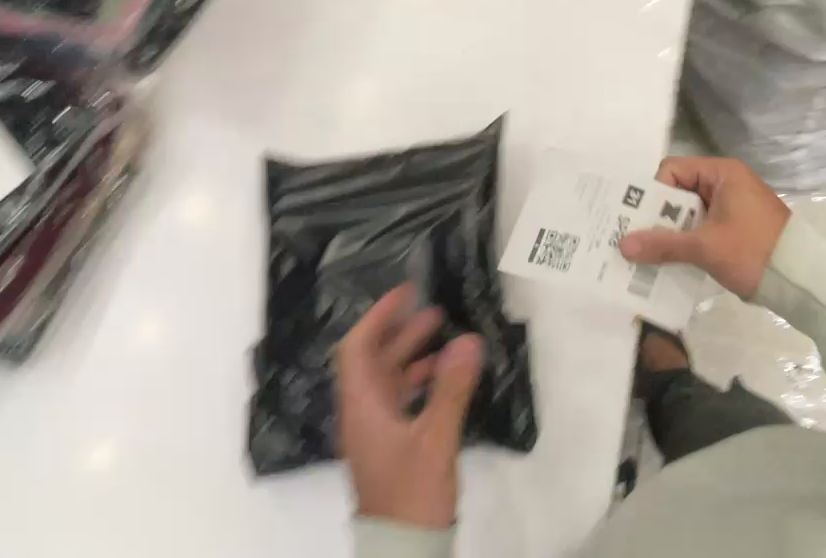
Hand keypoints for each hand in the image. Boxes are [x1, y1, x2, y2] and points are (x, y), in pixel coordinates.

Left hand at [335, 285, 483, 528]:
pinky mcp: (390, 449)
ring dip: (411, 357)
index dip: (378, 316)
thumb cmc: (412, 495)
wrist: (403, 554)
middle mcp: (362, 415)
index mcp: (362, 407)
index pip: (357, 348)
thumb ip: (451, 389)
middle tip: (433, 310)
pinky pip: (399, 402)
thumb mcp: (435, 440)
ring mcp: (375, 434)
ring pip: (388, 382)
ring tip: (445, 339)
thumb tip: (468, 339)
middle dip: (401, 332)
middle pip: (373, 361)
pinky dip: (418, 383)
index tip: (405, 293)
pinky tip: (444, 381)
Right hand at [618, 157, 789, 298]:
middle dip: (657, 216)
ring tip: (648, 255)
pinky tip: (672, 262)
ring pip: (689, 213)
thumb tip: (623, 245)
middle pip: (678, 192)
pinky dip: (687, 242)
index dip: (654, 193)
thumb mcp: (706, 248)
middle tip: (634, 239)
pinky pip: (702, 227)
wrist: (804, 281)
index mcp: (722, 173)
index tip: (640, 220)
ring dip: (671, 233)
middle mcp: (726, 183)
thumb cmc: (754, 252)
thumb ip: (663, 244)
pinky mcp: (736, 227)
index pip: (673, 170)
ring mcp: (733, 206)